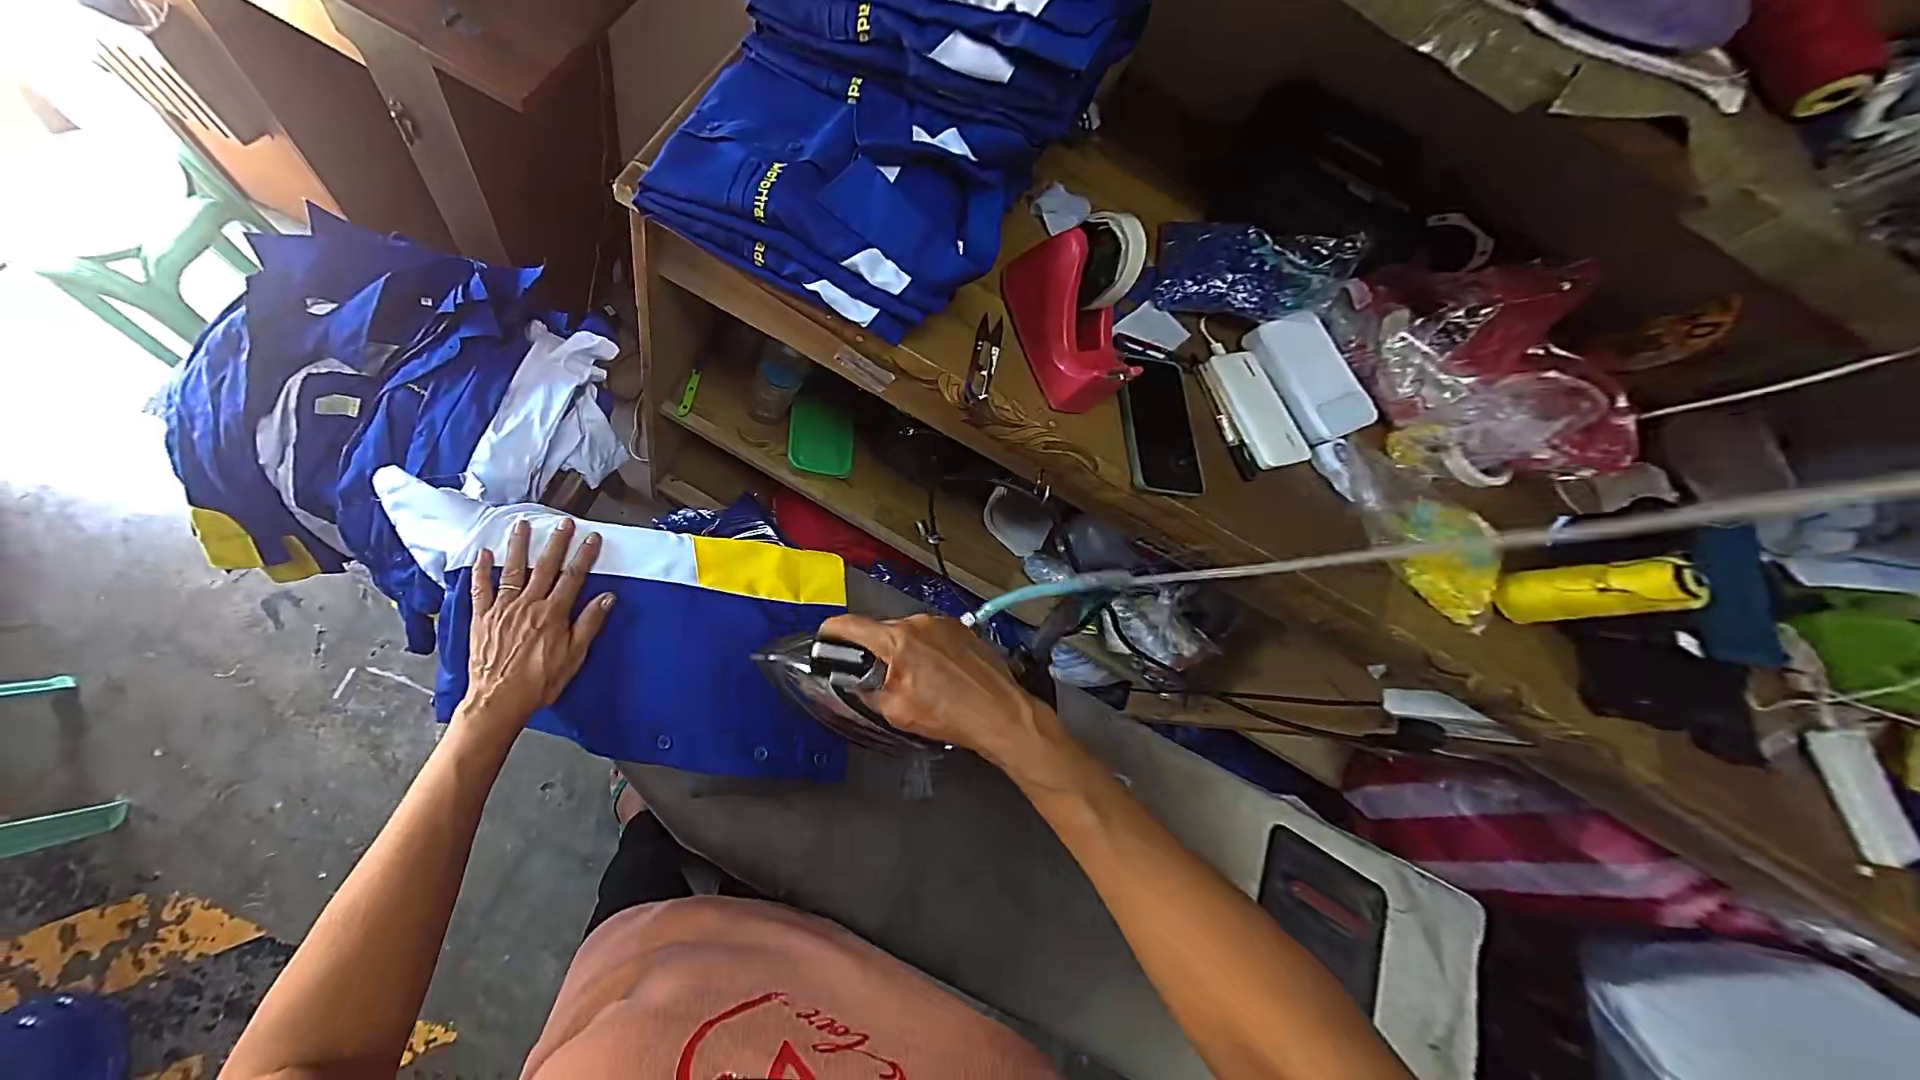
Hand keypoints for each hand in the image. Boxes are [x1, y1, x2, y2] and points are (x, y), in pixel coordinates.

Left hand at [458, 518, 614, 741]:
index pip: (573, 577)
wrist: (498, 699)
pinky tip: (484, 554)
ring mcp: (502, 609)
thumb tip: (607, 597)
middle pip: (545, 567)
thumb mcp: (575, 655)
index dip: (584, 556)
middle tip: (563, 523)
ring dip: (519, 546)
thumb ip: (589, 623)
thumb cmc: (540, 681)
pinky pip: (481, 588)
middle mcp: (528, 605)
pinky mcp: (482, 617)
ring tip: (523, 525)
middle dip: (556, 542)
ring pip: (513, 570)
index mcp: (553, 613)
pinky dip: (482, 570)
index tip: (593, 538)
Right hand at [816, 614, 1082, 788]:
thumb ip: (867, 691)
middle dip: (876, 652)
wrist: (1000, 713)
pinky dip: (927, 651)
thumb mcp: (896, 711)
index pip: (853, 625)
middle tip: (878, 677)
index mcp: (899, 640)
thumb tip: (857, 683)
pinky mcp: (962, 629)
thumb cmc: (952, 714)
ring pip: (909, 634)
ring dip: (905, 652)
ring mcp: (944, 623)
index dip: (833, 630)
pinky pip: (933, 635)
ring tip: (918, 683)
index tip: (825, 635)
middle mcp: (921, 623)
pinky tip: (938, 676)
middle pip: (883, 631)